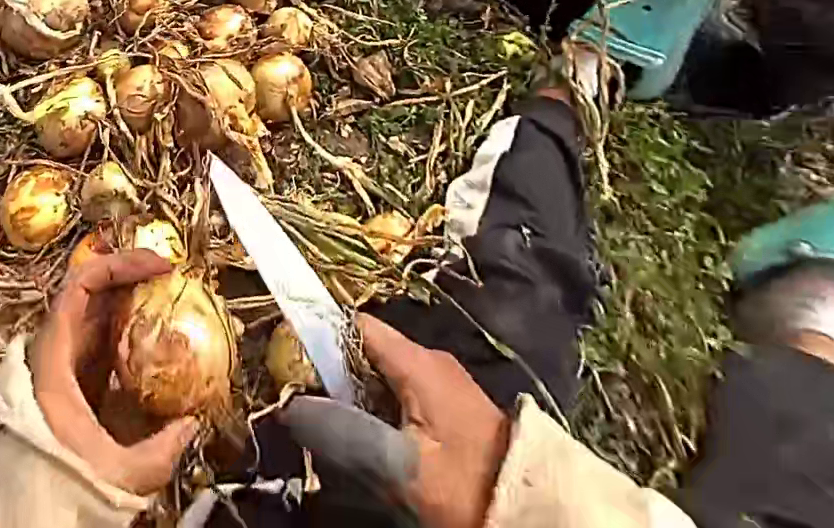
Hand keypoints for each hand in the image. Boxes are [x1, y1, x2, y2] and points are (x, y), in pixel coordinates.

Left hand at [29, 249, 198, 494]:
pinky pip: (102, 344)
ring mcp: (63, 367)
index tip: (157, 266)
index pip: (80, 286)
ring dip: (133, 302)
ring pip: (98, 317)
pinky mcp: (72, 384)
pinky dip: (129, 332)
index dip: (119, 265)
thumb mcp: (117, 476)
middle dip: (131, 277)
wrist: (18, 522)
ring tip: (170, 297)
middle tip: (170, 275)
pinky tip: (156, 339)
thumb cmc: (56, 491)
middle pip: (91, 294)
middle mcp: (55, 353)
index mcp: (53, 359)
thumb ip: (161, 450)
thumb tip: (192, 422)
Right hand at [281, 314, 511, 527]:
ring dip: (356, 397)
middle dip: (333, 374)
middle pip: (365, 350)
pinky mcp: (452, 406)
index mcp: (416, 360)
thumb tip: (291, 406)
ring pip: (382, 375)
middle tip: (308, 408)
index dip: (319, 336)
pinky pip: (402, 394)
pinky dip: (379, 409)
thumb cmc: (468, 486)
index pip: (354, 325)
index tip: (290, 362)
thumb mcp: (401, 465)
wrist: (542, 517)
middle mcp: (429, 360)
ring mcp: (444, 383)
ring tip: (334, 429)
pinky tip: (371, 442)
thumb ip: (343, 430)